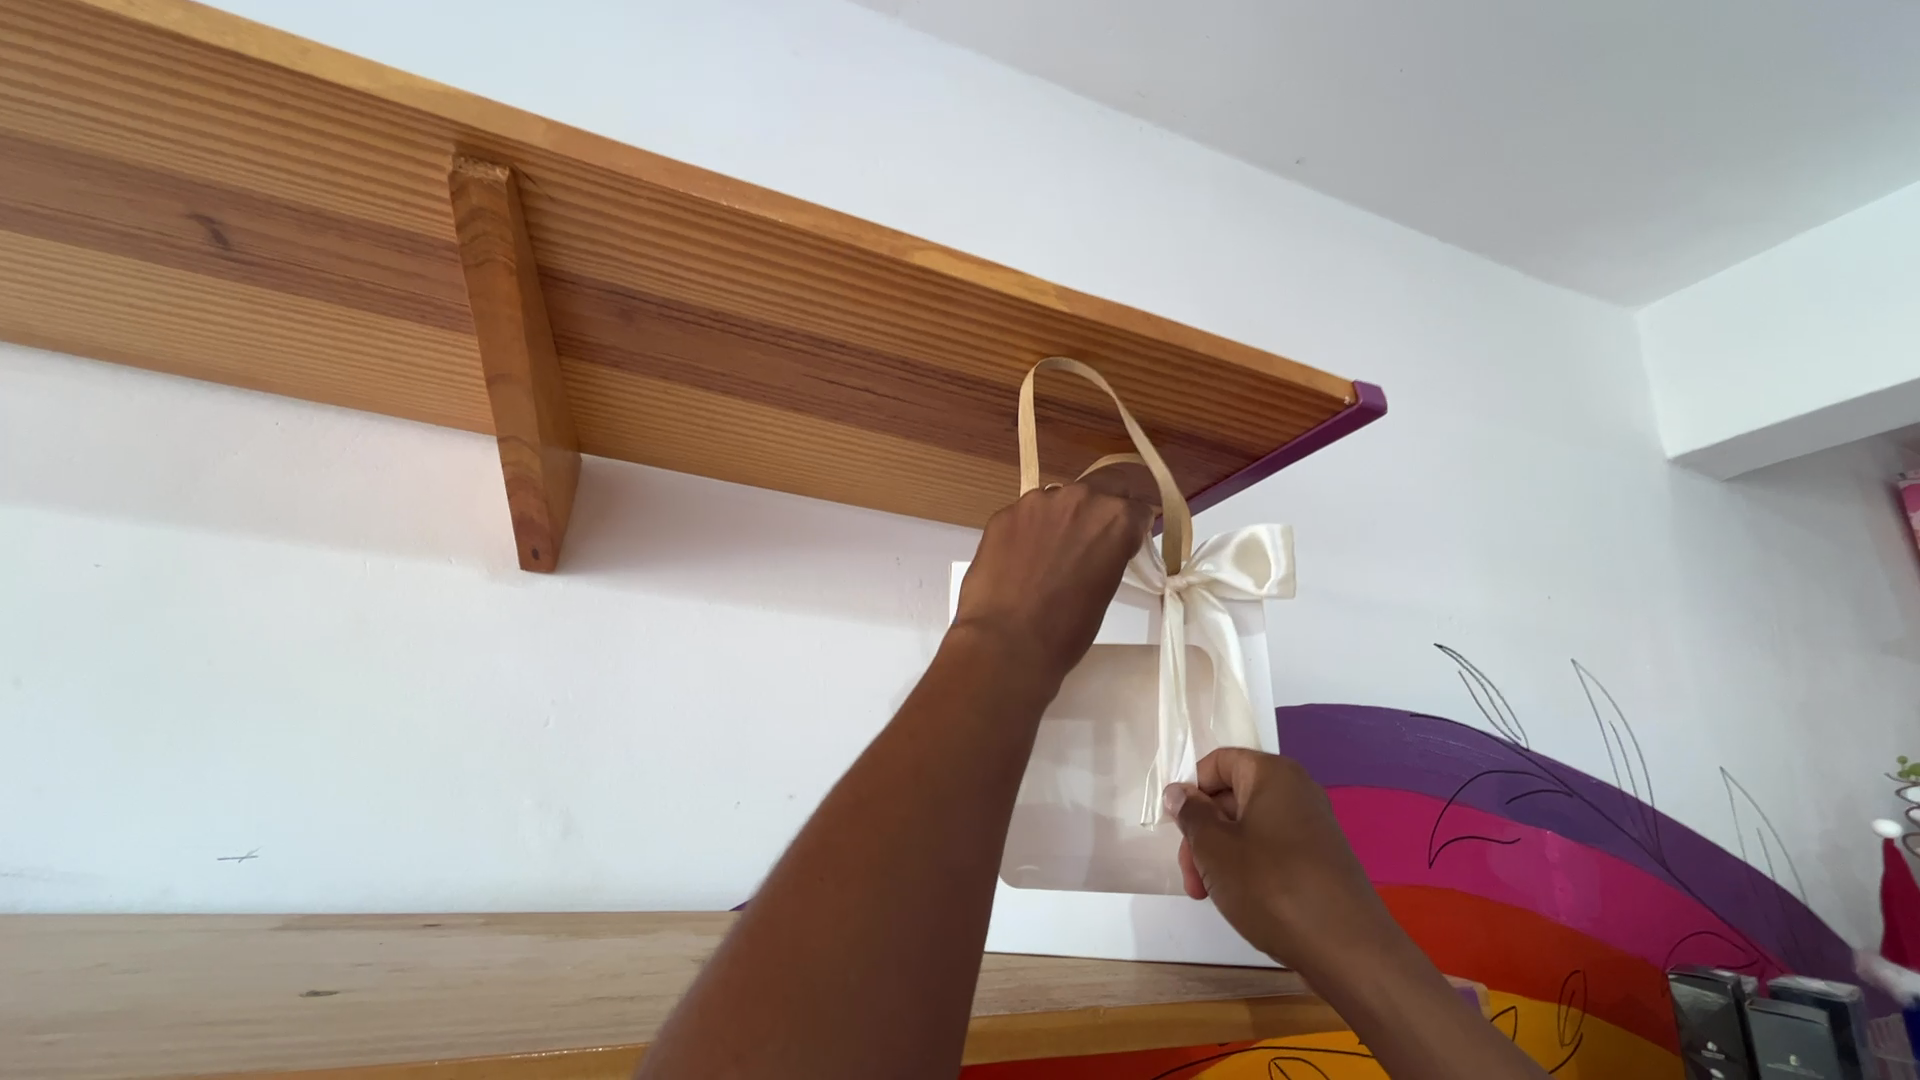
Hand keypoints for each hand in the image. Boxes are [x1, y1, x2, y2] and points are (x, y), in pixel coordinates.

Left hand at [952, 483, 1151, 686]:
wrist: (1006, 642)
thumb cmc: (1066, 629)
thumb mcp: (1105, 588)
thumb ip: (1109, 552)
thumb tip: (1101, 547)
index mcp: (1116, 519)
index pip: (1137, 508)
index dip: (1133, 527)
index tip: (1126, 543)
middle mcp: (1080, 498)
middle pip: (1102, 488)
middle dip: (1101, 509)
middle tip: (1090, 541)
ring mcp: (1037, 502)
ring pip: (1059, 500)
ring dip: (1061, 518)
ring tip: (1048, 555)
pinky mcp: (1004, 513)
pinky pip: (1025, 515)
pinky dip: (1028, 531)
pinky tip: (1019, 561)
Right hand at [1165, 748, 1394, 969]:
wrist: (1349, 950)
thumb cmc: (1271, 886)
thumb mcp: (1214, 848)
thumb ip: (1191, 814)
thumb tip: (1179, 792)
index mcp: (1272, 775)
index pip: (1218, 763)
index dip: (1192, 790)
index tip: (1178, 828)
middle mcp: (1296, 792)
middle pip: (1230, 798)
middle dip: (1202, 833)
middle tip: (1191, 875)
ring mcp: (1312, 827)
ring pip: (1248, 828)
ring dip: (1220, 856)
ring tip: (1208, 895)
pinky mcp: (1320, 860)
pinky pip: (1271, 850)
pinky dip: (1248, 869)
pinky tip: (1239, 900)